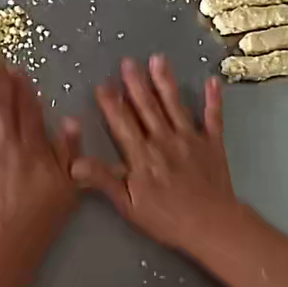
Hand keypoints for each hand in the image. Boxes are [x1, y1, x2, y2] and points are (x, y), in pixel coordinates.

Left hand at [0, 58, 82, 242]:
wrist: (4, 242)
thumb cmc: (40, 218)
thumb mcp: (69, 187)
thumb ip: (70, 152)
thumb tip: (71, 120)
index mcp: (32, 147)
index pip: (29, 110)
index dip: (23, 87)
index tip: (17, 68)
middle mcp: (5, 142)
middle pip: (3, 104)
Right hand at [75, 54, 243, 252]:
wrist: (212, 227)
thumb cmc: (166, 218)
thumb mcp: (127, 204)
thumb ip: (102, 180)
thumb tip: (74, 163)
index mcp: (142, 155)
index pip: (122, 123)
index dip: (111, 103)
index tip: (102, 84)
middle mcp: (164, 140)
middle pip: (147, 107)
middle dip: (135, 83)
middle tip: (127, 61)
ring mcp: (190, 139)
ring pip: (174, 105)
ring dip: (165, 81)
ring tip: (158, 59)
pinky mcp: (212, 144)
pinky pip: (213, 118)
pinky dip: (213, 100)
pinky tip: (212, 82)